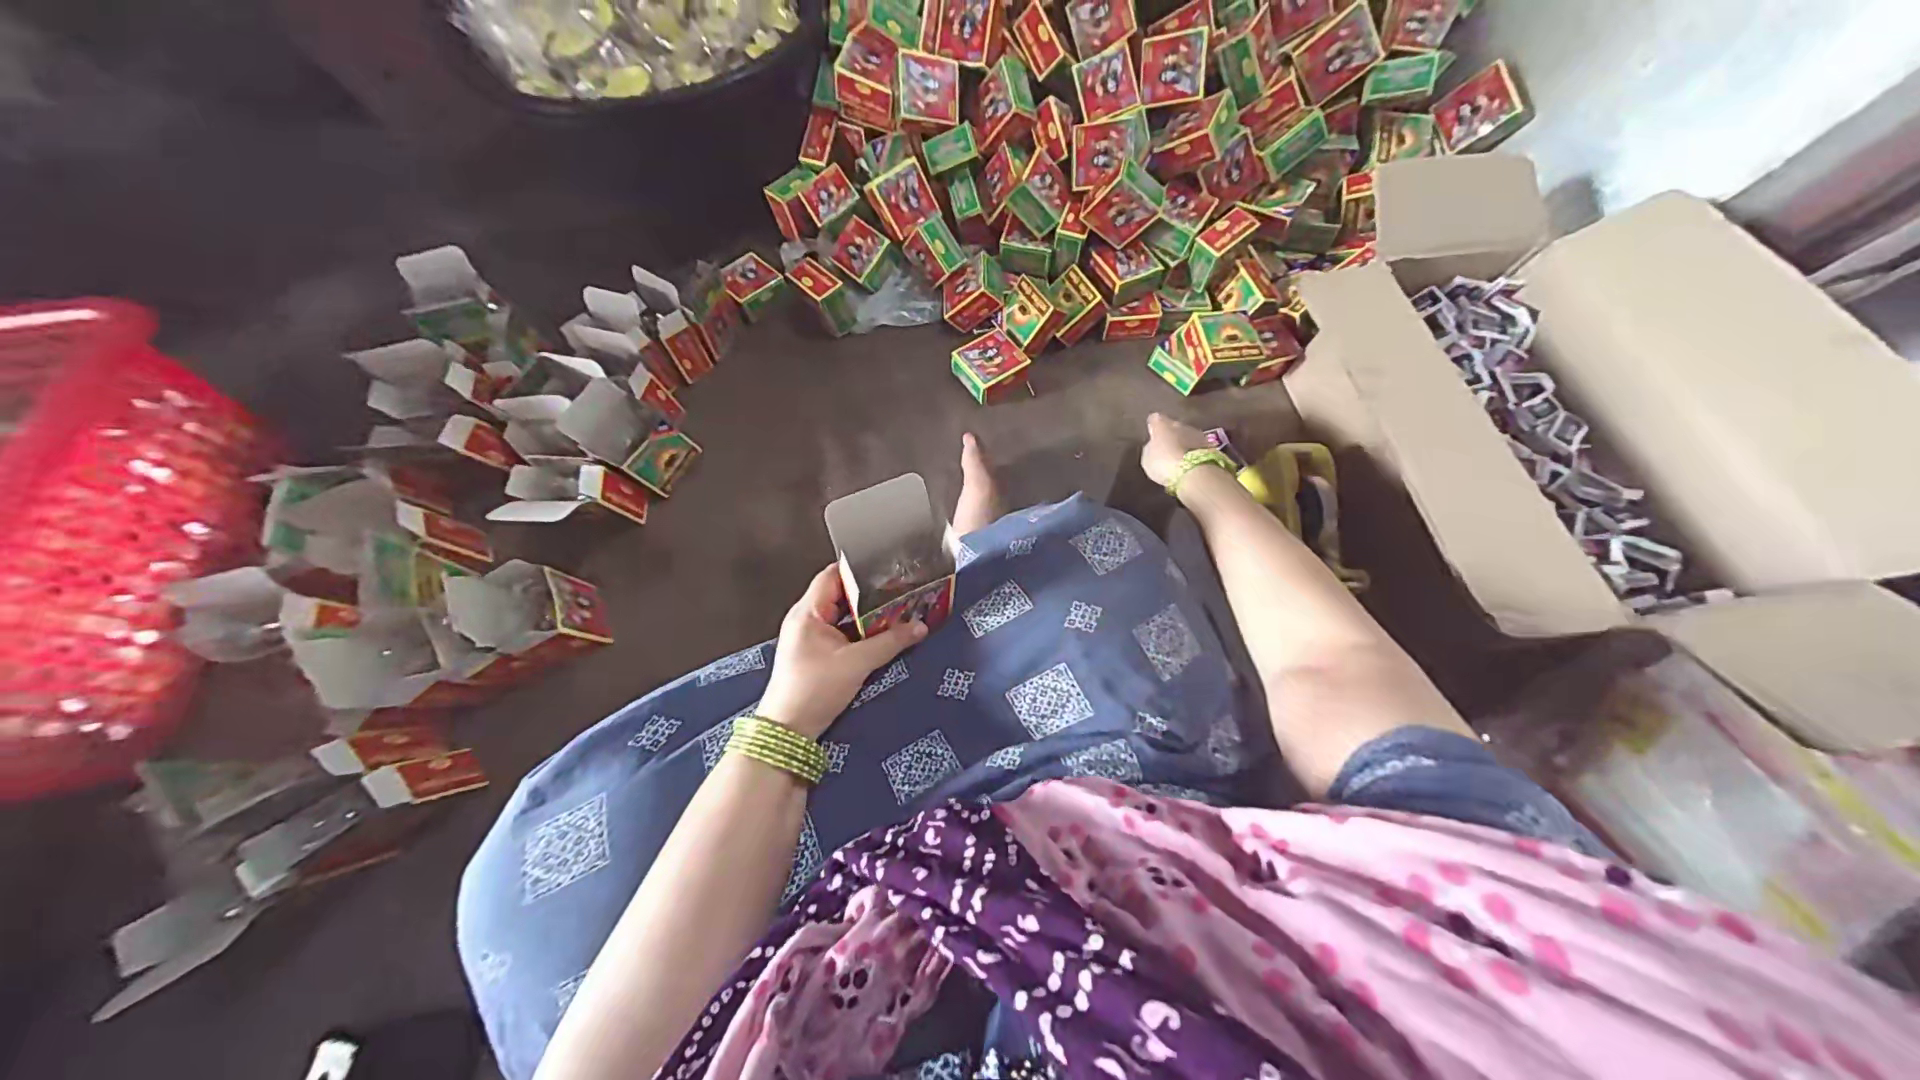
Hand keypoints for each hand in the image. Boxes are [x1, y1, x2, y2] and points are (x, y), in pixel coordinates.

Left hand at [756, 565, 927, 738]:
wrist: (788, 731)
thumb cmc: (815, 689)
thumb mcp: (857, 663)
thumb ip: (890, 642)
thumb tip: (921, 626)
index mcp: (807, 612)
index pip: (832, 574)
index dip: (859, 569)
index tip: (887, 567)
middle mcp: (805, 619)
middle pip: (840, 594)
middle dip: (869, 593)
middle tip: (899, 589)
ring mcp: (809, 637)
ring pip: (842, 615)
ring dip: (866, 615)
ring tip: (897, 610)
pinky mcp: (815, 654)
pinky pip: (840, 633)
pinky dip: (859, 631)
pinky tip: (882, 634)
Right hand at [1140, 412, 1211, 489]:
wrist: (1194, 472)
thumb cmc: (1164, 463)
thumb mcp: (1148, 459)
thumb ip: (1151, 448)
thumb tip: (1154, 445)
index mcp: (1161, 425)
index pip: (1154, 419)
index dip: (1153, 426)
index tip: (1152, 432)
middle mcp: (1179, 424)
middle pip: (1173, 426)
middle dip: (1171, 434)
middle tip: (1166, 447)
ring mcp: (1196, 433)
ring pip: (1187, 435)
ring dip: (1184, 442)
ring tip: (1179, 456)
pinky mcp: (1209, 444)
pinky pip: (1197, 445)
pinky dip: (1194, 451)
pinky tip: (1190, 461)